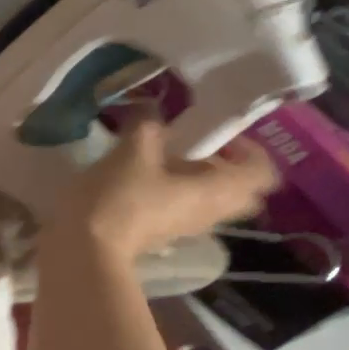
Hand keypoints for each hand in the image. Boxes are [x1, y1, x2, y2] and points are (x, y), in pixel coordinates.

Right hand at [44, 113, 278, 260]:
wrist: (86, 245)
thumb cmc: (118, 197)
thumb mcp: (129, 153)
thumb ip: (145, 126)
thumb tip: (150, 104)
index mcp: (221, 189)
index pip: (262, 169)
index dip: (247, 148)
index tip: (213, 135)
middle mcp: (215, 210)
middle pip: (241, 189)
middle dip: (224, 168)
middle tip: (192, 151)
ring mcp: (190, 226)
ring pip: (211, 201)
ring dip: (196, 182)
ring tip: (159, 165)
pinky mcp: (164, 234)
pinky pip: (184, 210)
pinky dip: (174, 196)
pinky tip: (139, 185)